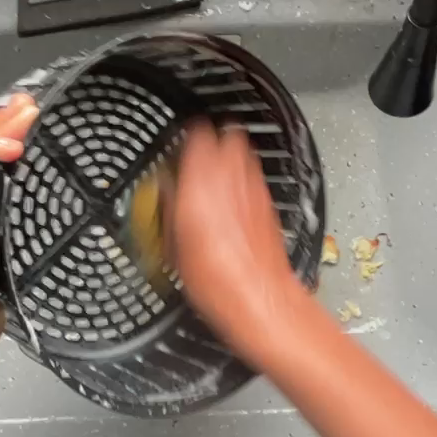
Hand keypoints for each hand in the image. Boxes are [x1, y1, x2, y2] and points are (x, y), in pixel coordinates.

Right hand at [166, 119, 320, 366]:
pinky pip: (255, 177)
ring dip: (230, 156)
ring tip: (216, 172)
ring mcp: (255, 188)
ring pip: (245, 152)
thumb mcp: (174, 246)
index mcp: (201, 183)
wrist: (261, 302)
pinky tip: (234, 199)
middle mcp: (232, 178)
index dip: (187, 134)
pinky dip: (243, 178)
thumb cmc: (216, 282)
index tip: (178, 141)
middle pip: (228, 134)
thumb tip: (167, 191)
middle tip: (198, 152)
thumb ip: (169, 206)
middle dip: (214, 139)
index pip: (197, 134)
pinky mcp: (269, 204)